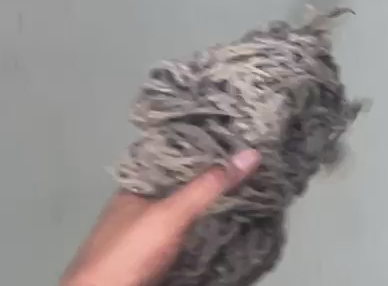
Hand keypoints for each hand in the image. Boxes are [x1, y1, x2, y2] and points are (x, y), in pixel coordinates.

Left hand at [61, 150, 260, 285]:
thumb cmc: (127, 253)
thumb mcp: (169, 214)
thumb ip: (209, 184)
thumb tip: (253, 152)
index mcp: (138, 187)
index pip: (179, 154)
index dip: (210, 143)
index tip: (245, 134)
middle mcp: (144, 204)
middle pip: (189, 179)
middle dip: (221, 170)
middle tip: (260, 154)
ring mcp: (152, 229)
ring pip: (194, 203)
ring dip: (221, 195)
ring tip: (259, 176)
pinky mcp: (163, 251)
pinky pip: (197, 225)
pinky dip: (217, 218)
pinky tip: (241, 209)